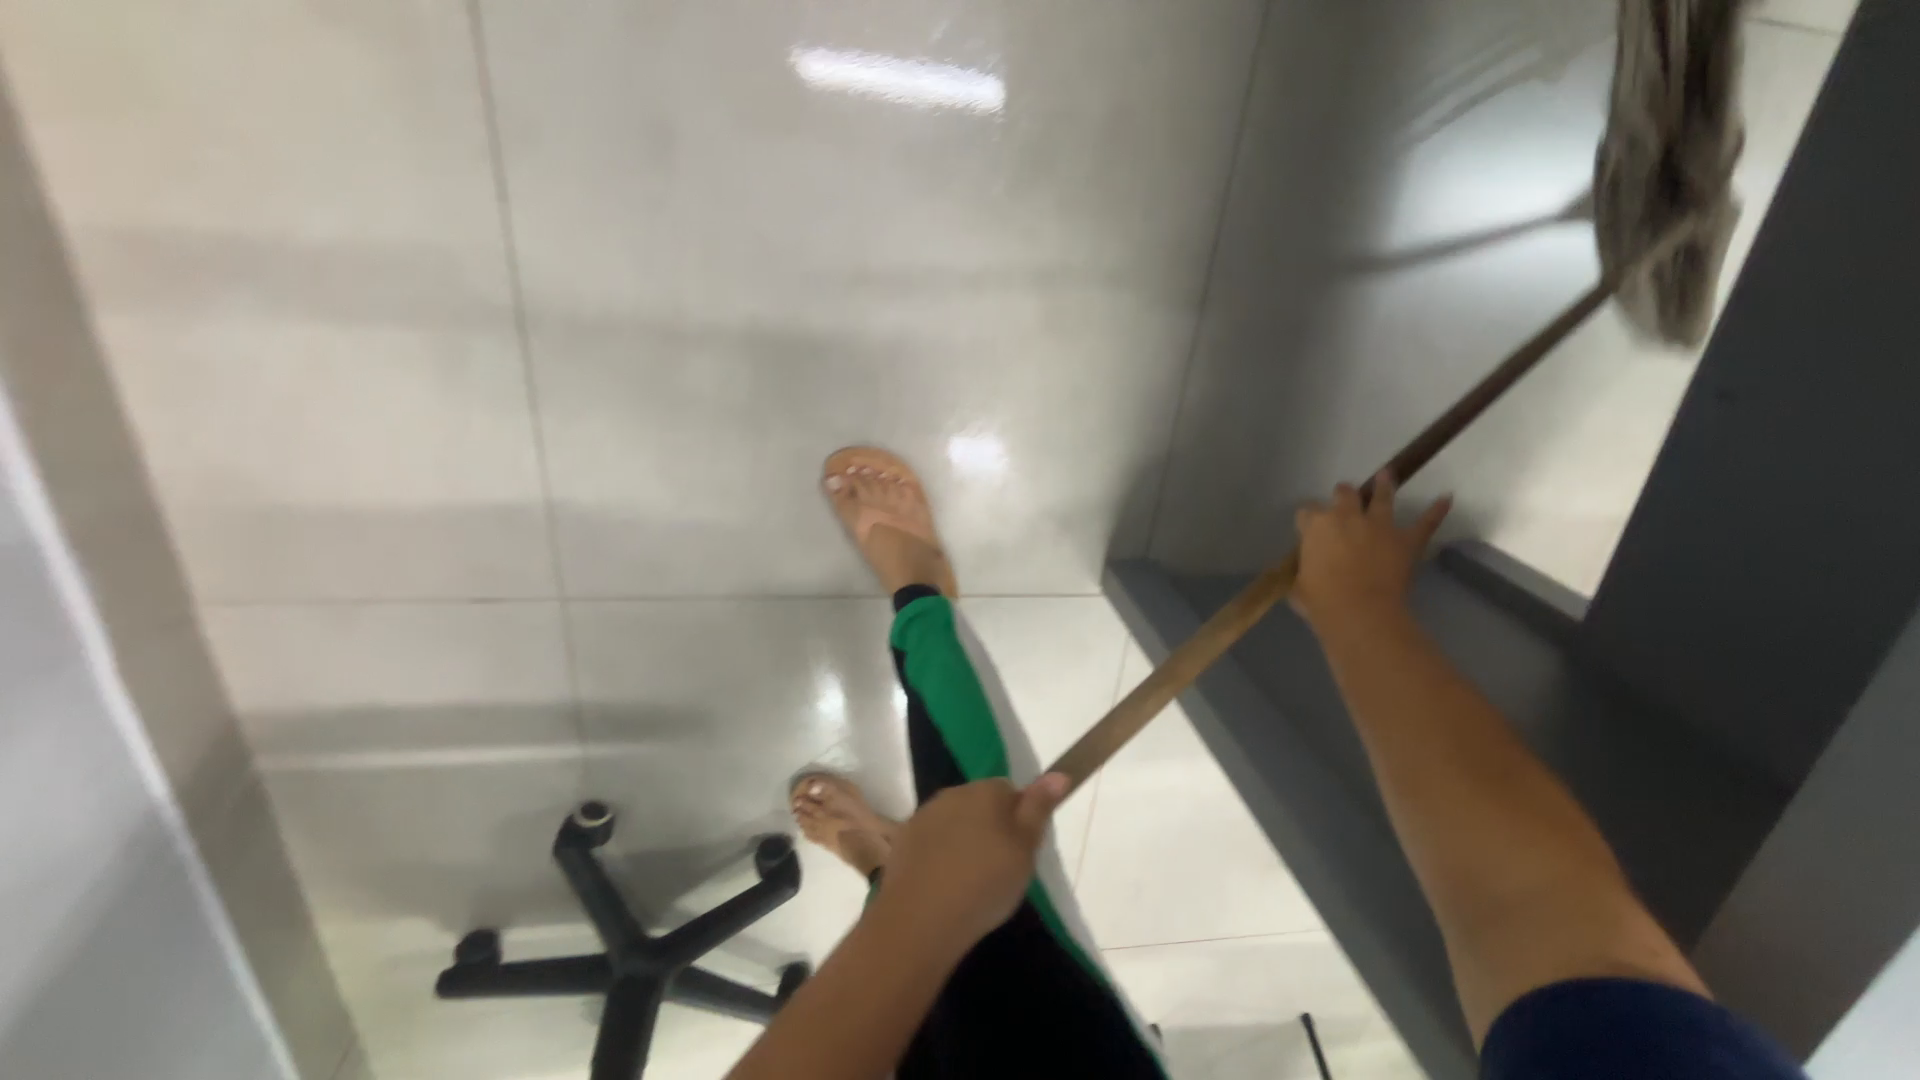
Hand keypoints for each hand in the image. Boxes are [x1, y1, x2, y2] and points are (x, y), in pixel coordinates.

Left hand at [872, 775, 1069, 950]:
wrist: (921, 918)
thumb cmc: (985, 882)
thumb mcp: (1025, 849)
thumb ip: (1039, 808)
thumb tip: (1059, 773)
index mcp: (986, 791)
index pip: (1010, 791)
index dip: (1018, 819)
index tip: (1020, 851)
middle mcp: (952, 793)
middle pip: (980, 802)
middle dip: (990, 826)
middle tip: (999, 867)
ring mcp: (924, 815)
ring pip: (954, 820)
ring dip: (963, 839)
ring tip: (970, 879)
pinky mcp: (903, 840)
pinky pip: (931, 840)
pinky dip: (939, 854)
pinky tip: (944, 883)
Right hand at [1292, 470, 1450, 633]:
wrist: (1360, 614)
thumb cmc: (1321, 603)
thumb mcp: (1298, 586)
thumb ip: (1302, 571)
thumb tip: (1306, 571)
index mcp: (1316, 527)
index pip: (1306, 512)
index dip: (1307, 519)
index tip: (1307, 526)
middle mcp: (1347, 518)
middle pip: (1344, 495)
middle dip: (1342, 493)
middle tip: (1343, 494)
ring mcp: (1380, 526)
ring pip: (1383, 498)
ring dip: (1384, 485)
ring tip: (1386, 473)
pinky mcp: (1407, 540)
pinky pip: (1425, 523)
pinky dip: (1437, 511)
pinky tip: (1446, 498)